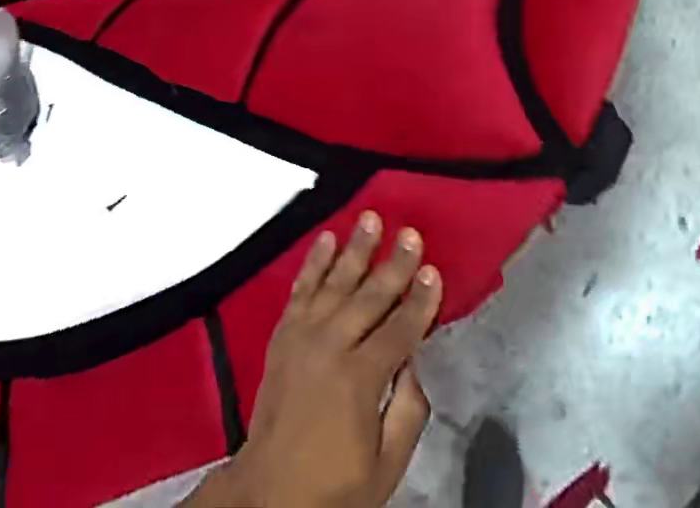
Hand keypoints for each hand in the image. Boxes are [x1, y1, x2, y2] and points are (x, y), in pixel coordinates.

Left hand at [185, 212, 441, 507]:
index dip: (420, 300)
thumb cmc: (333, 484)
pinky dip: (314, 262)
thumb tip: (414, 361)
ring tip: (371, 218)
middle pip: (369, 297)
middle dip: (394, 264)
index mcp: (359, 380)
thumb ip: (408, 410)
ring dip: (355, 249)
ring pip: (335, 282)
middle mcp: (330, 348)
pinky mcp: (283, 334)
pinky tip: (327, 238)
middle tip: (411, 233)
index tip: (434, 271)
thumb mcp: (386, 465)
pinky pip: (301, 289)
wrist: (266, 493)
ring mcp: (302, 336)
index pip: (399, 330)